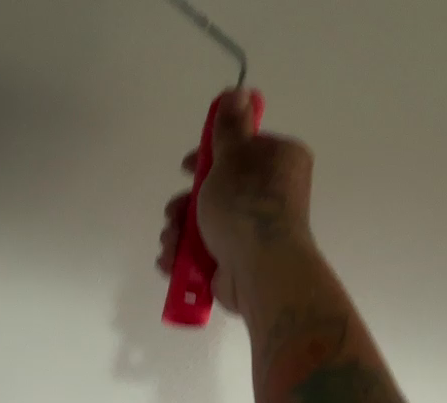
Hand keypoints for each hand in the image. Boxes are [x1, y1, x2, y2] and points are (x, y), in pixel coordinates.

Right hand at [156, 91, 315, 316]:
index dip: (207, 158)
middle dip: (184, 205)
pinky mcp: (236, 261)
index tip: (186, 168)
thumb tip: (239, 90)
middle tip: (173, 213)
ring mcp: (252, 231)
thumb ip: (230, 128)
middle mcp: (269, 196)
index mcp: (277, 163)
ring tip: (169, 243)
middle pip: (215, 191)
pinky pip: (203, 253)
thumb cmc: (246, 208)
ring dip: (177, 233)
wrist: (259, 269)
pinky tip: (170, 262)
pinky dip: (182, 258)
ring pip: (203, 224)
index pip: (240, 151)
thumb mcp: (233, 158)